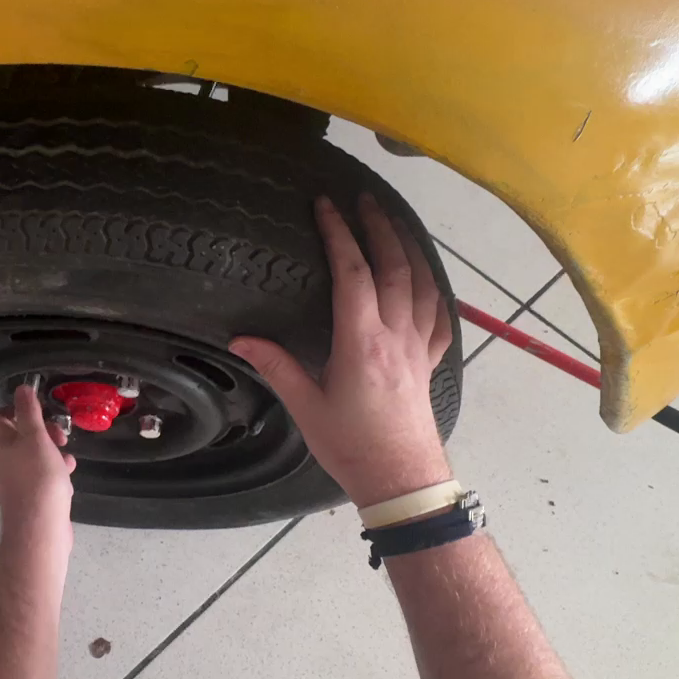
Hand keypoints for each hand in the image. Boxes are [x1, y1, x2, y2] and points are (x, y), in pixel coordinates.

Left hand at [0, 385, 77, 546]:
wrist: (40, 531)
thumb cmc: (38, 479)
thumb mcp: (35, 438)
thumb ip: (29, 413)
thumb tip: (20, 389)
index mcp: (3, 445)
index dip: (13, 408)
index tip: (37, 407)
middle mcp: (7, 462)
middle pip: (20, 437)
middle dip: (42, 430)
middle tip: (60, 433)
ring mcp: (20, 482)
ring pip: (36, 457)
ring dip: (53, 452)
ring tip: (67, 456)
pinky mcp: (35, 499)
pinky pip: (45, 478)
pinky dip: (57, 473)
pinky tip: (69, 478)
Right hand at [229, 195, 454, 507]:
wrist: (403, 480)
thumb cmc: (351, 445)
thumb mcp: (305, 406)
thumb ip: (276, 366)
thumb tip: (239, 338)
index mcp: (362, 342)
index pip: (353, 274)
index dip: (339, 235)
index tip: (326, 205)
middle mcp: (396, 335)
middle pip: (394, 267)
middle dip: (378, 227)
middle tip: (363, 198)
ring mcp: (419, 346)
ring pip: (422, 283)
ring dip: (408, 246)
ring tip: (394, 221)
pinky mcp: (430, 360)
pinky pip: (439, 313)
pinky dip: (434, 285)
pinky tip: (427, 276)